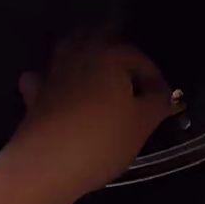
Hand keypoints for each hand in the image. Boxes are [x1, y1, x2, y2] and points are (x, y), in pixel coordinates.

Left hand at [0, 37, 177, 203]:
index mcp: (111, 55)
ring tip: (98, 70)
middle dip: (117, 48)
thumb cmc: (101, 138)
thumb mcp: (142, 123)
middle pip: (100, 37)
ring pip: (70, 49)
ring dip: (84, 53)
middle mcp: (81, 55)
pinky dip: (50, 79)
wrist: (44, 166)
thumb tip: (170, 95)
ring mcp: (54, 73)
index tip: (163, 100)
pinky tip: (55, 90)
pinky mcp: (34, 96)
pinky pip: (43, 79)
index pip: (140, 58)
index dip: (155, 77)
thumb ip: (159, 103)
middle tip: (130, 70)